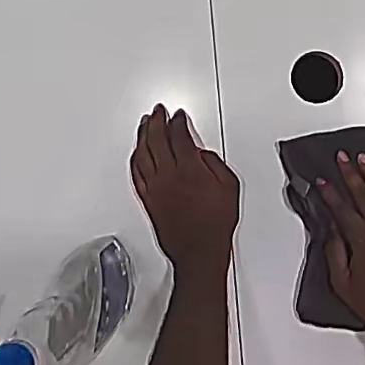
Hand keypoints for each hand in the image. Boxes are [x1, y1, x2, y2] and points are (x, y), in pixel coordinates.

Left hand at [131, 104, 239, 278]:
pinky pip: (136, 172)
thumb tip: (201, 153)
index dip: (178, 121)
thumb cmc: (215, 224)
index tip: (178, 115)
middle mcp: (168, 175)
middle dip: (157, 120)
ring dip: (143, 134)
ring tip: (145, 123)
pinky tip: (136, 152)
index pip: (179, 135)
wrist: (199, 253)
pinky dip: (135, 158)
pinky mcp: (147, 199)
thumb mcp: (229, 186)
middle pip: (157, 138)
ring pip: (143, 152)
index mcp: (190, 169)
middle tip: (158, 111)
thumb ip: (214, 163)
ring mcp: (155, 187)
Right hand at [317, 151, 364, 333]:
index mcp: (361, 239)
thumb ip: (334, 253)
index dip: (330, 192)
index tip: (321, 180)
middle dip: (349, 172)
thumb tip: (330, 232)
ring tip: (363, 158)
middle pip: (361, 193)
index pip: (341, 208)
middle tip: (342, 157)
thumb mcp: (342, 283)